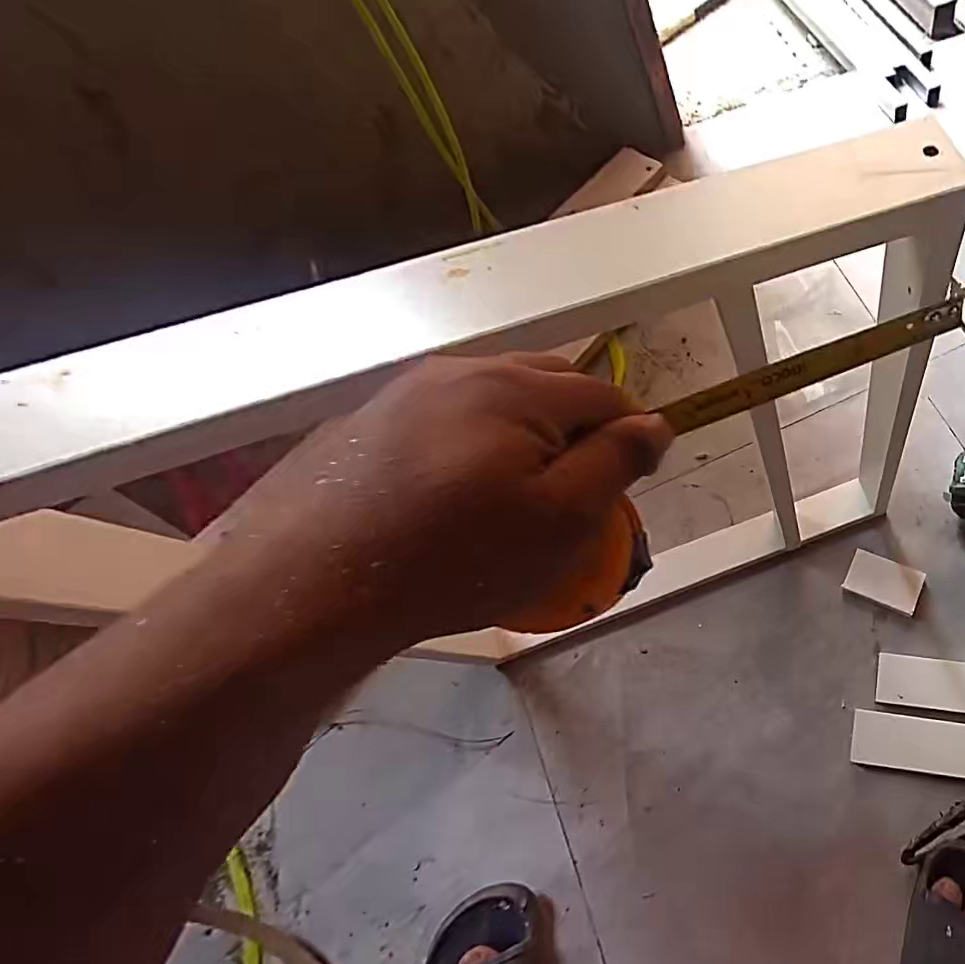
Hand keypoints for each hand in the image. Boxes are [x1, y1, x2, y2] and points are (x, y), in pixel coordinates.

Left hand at [204, 354, 672, 642]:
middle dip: (584, 426)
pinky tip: (465, 494)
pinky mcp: (371, 420)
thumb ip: (620, 459)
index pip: (606, 394)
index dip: (631, 436)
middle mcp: (460, 372)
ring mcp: (408, 391)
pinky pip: (455, 416)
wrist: (308, 591)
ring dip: (533, 432)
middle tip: (579, 488)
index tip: (626, 486)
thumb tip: (656, 424)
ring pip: (503, 398)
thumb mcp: (566, 517)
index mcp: (515, 389)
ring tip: (524, 492)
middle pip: (555, 384)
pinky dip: (483, 441)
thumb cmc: (457, 557)